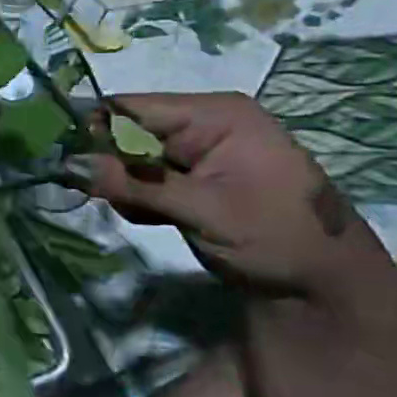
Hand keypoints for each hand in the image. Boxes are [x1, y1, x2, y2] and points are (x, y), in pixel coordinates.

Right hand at [81, 92, 393, 295]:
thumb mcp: (201, 209)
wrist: (327, 290)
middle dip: (113, 165)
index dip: (96, 129)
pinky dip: (139, 197)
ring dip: (126, 186)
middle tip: (114, 198)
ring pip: (131, 157)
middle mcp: (204, 124)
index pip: (132, 107)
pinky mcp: (193, 176)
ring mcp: (199, 151)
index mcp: (215, 115)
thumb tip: (69, 163)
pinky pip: (146, 176)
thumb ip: (134, 183)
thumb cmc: (276, 238)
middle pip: (128, 130)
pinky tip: (154, 218)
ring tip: (146, 216)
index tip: (72, 162)